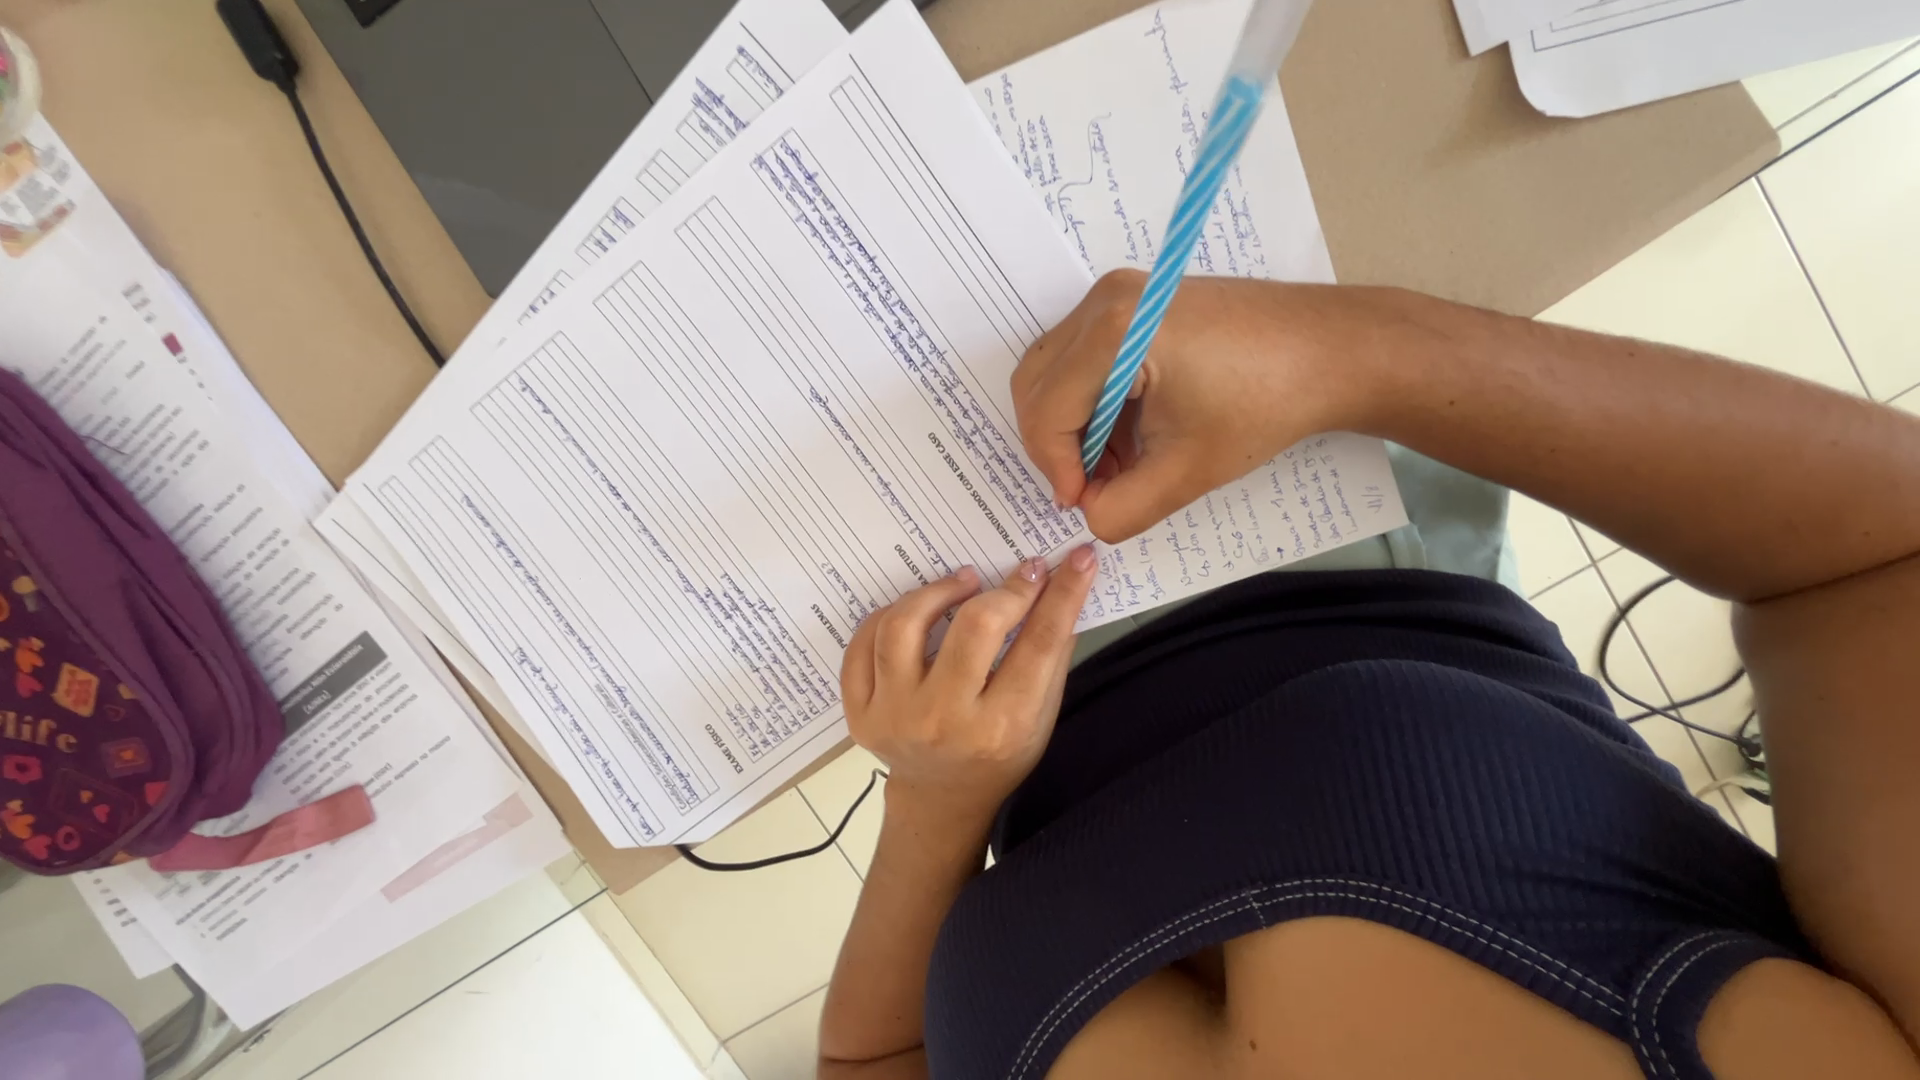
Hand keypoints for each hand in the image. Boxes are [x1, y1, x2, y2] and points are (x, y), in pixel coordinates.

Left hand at [840, 546, 1098, 820]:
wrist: (941, 798)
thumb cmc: (1000, 754)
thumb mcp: (1041, 717)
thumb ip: (1052, 656)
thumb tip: (1063, 584)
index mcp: (1003, 727)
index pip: (1040, 643)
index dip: (1062, 593)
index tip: (1075, 557)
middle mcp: (946, 722)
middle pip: (974, 628)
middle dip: (1005, 590)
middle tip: (1019, 575)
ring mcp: (895, 717)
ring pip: (904, 625)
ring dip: (939, 591)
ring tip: (964, 582)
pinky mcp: (859, 713)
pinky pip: (864, 643)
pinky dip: (890, 615)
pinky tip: (917, 611)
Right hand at [1013, 269, 1407, 541]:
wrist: (1332, 350)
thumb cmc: (1266, 402)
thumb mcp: (1187, 471)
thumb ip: (1122, 509)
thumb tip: (1088, 517)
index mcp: (1112, 332)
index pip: (1046, 411)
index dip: (1056, 468)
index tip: (1083, 504)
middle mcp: (1103, 300)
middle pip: (1037, 387)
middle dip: (1057, 447)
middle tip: (1095, 487)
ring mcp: (1117, 295)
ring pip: (1054, 375)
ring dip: (1073, 429)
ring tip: (1118, 466)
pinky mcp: (1131, 304)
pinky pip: (1081, 360)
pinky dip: (1090, 405)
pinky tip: (1127, 436)